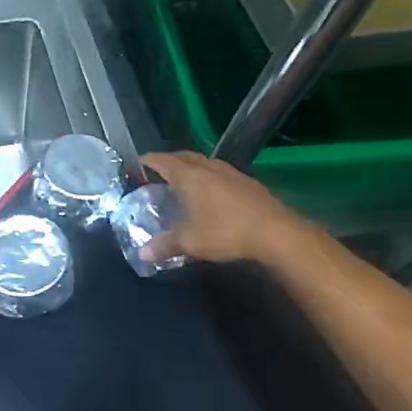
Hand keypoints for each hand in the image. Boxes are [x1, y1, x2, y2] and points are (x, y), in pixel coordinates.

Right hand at [139, 151, 313, 264]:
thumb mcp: (191, 242)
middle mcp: (209, 167)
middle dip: (169, 161)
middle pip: (184, 156)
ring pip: (204, 163)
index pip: (163, 160)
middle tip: (158, 172)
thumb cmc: (226, 231)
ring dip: (191, 167)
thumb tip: (143, 254)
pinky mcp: (246, 181)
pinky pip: (219, 172)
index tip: (138, 162)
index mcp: (190, 175)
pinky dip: (207, 177)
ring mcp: (230, 171)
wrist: (273, 230)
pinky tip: (210, 193)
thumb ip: (165, 245)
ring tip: (182, 181)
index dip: (149, 160)